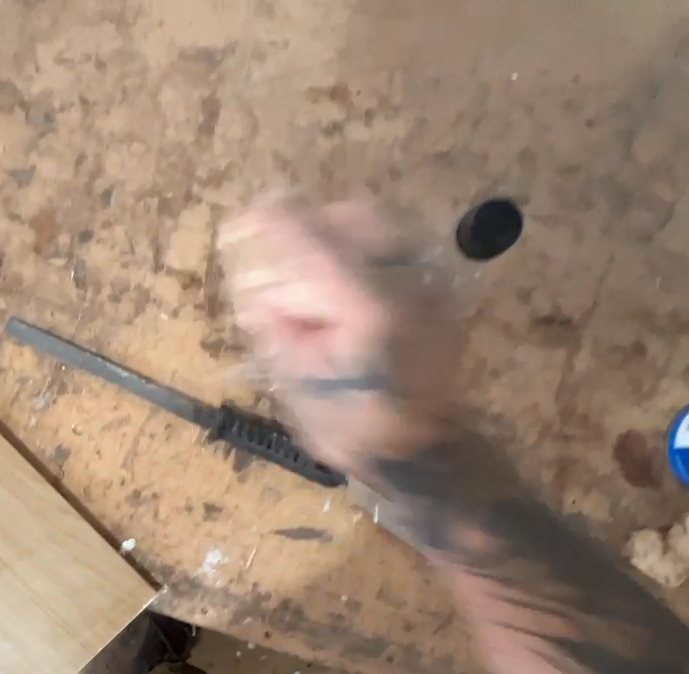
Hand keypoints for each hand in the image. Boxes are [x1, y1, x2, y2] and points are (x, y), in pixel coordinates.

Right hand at [219, 191, 462, 471]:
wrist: (418, 447)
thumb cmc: (350, 426)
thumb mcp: (295, 381)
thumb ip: (274, 325)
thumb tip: (258, 287)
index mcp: (366, 309)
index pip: (312, 247)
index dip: (278, 225)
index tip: (250, 211)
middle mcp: (404, 280)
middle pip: (349, 218)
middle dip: (309, 234)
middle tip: (285, 270)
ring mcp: (428, 279)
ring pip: (376, 223)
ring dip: (335, 238)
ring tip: (317, 281)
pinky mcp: (438, 285)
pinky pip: (396, 242)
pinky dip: (362, 250)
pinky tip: (346, 286)